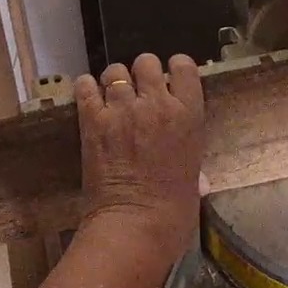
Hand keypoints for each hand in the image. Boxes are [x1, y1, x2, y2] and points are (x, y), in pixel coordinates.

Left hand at [74, 53, 205, 262]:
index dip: (175, 69)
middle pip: (147, 62)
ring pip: (115, 71)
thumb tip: (201, 181)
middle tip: (138, 91)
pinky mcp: (93, 121)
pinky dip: (87, 89)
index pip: (184, 66)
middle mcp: (156, 103)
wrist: (136, 226)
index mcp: (188, 113)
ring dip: (114, 82)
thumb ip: (194, 166)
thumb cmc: (175, 210)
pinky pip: (86, 87)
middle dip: (142, 73)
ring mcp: (122, 110)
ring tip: (111, 97)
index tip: (169, 81)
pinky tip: (90, 99)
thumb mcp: (194, 179)